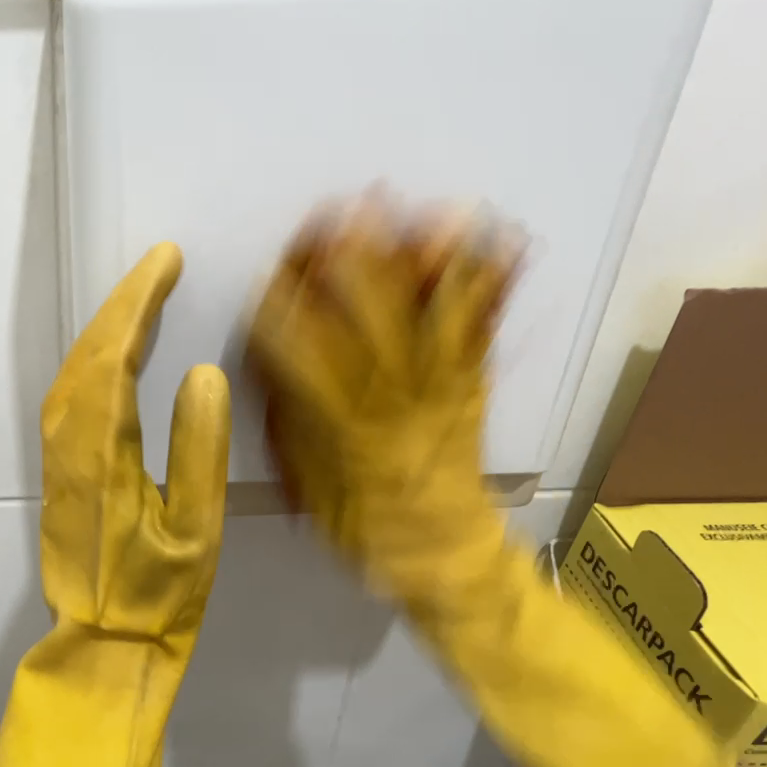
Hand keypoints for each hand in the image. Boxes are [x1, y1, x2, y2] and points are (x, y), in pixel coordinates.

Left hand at [0, 243, 228, 766]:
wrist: (101, 648)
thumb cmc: (158, 600)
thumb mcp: (196, 531)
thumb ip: (199, 450)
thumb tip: (201, 375)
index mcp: (103, 457)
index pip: (115, 359)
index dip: (138, 304)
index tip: (165, 262)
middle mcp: (69, 446)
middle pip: (87, 355)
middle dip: (122, 303)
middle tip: (159, 265)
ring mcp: (59, 457)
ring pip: (73, 372)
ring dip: (105, 327)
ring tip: (145, 297)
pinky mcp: (61, 469)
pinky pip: (71, 395)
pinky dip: (94, 358)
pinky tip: (117, 352)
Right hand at [245, 191, 732, 766]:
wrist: (442, 556)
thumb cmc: (360, 524)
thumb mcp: (303, 480)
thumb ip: (287, 417)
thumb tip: (266, 358)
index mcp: (339, 428)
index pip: (305, 360)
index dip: (289, 315)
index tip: (275, 275)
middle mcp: (389, 402)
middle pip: (371, 326)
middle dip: (359, 265)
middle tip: (349, 210)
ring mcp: (439, 391)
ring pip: (432, 321)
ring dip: (431, 265)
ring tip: (430, 212)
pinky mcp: (474, 387)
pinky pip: (482, 334)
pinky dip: (491, 288)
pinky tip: (500, 244)